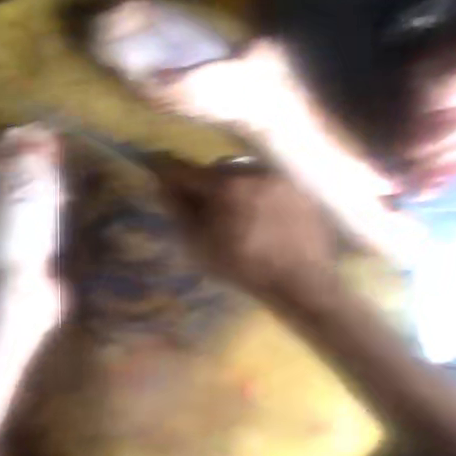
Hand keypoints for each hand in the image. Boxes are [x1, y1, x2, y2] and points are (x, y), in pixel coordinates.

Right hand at [155, 161, 338, 300]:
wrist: (303, 285)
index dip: (166, 172)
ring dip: (232, 188)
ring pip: (243, 175)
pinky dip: (256, 194)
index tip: (153, 172)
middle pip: (215, 170)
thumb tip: (160, 183)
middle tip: (202, 207)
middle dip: (204, 184)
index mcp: (225, 184)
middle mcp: (254, 171)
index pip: (184, 170)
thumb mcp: (198, 244)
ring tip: (233, 214)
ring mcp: (281, 179)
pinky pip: (267, 184)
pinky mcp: (300, 190)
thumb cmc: (243, 268)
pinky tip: (258, 218)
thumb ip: (177, 209)